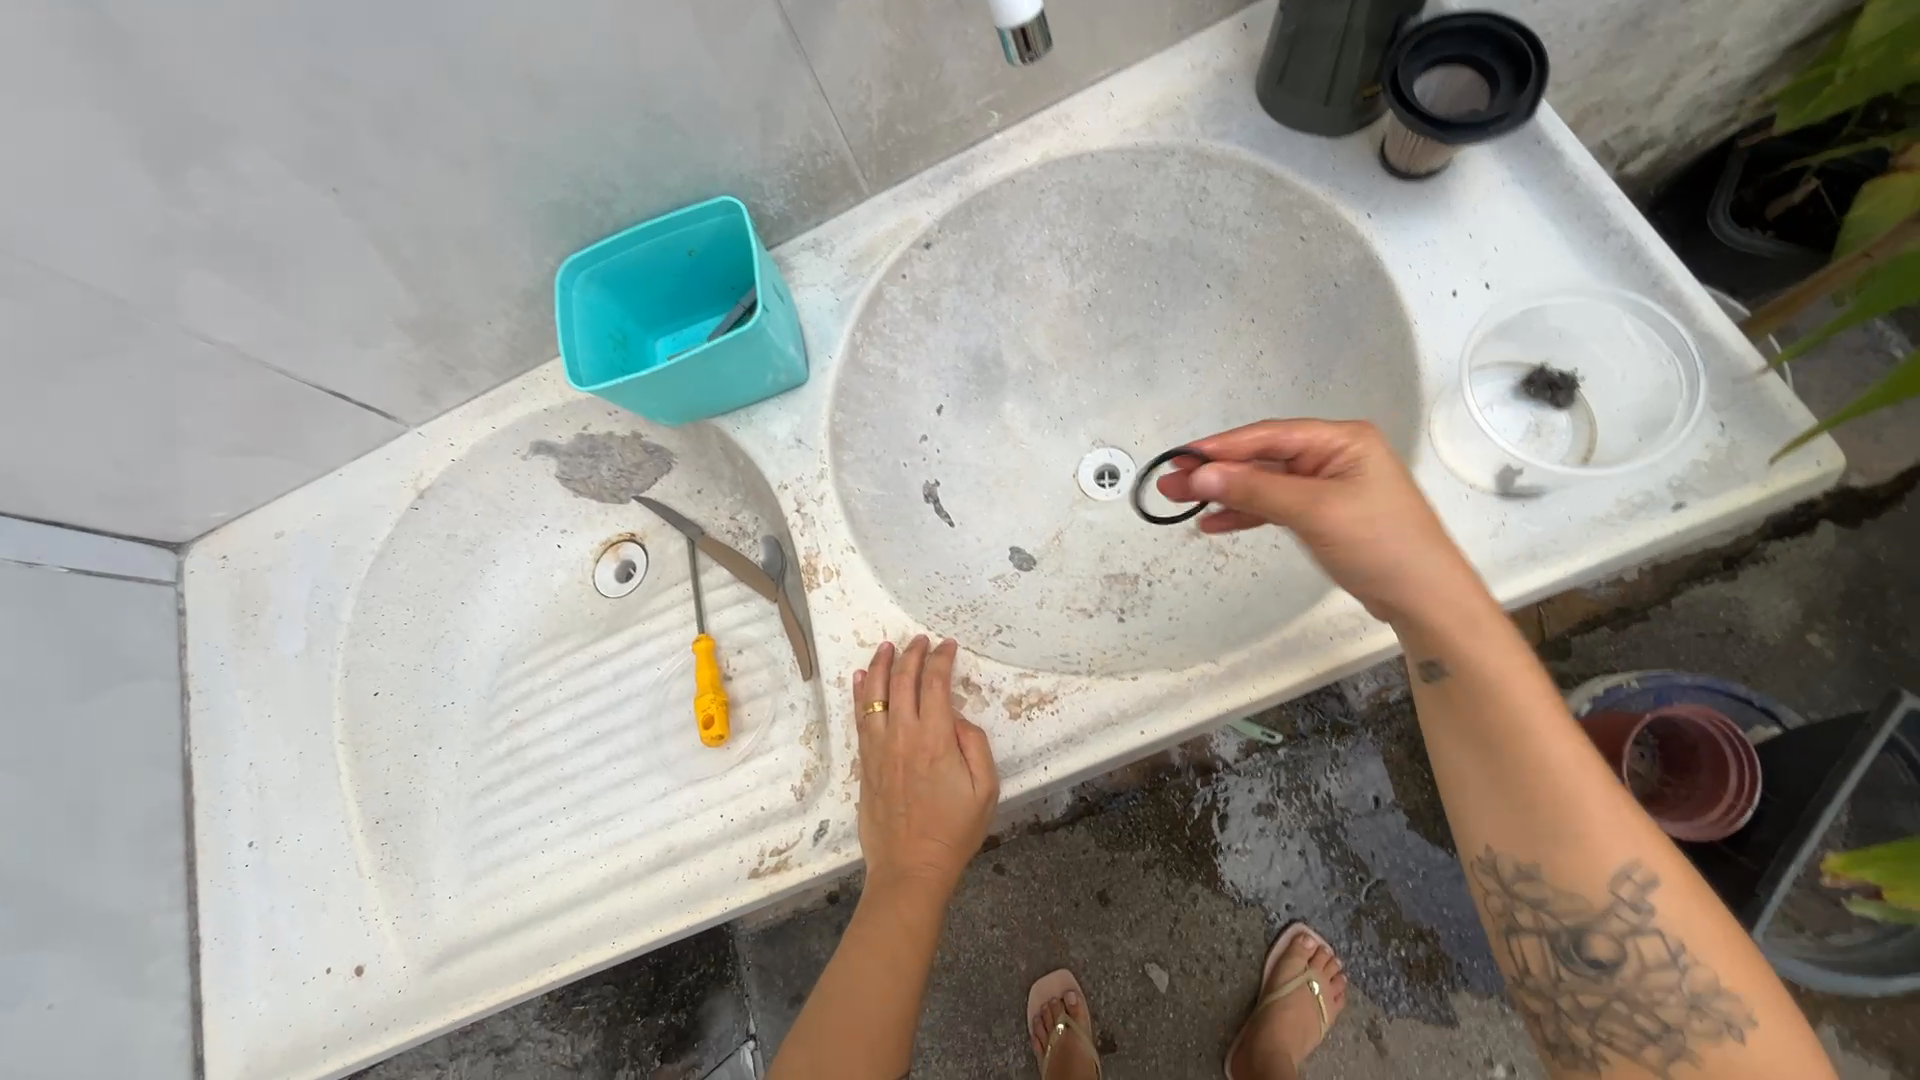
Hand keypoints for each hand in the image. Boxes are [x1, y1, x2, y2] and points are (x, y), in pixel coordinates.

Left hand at [853, 636, 999, 899]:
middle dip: (913, 654)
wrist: (910, 868)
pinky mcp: (865, 762)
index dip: (941, 659)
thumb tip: (957, 718)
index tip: (948, 646)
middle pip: (903, 681)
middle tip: (921, 639)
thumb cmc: (954, 831)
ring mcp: (879, 747)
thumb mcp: (985, 789)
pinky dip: (860, 693)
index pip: (935, 683)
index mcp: (935, 739)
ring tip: (888, 645)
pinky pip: (860, 717)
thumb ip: (975, 745)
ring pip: (876, 693)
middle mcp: (902, 735)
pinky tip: (862, 677)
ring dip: (882, 665)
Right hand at [1156, 419, 1482, 626]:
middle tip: (1170, 481)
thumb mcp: (1314, 511)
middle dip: (1216, 471)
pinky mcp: (1320, 515)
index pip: (1268, 436)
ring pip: (1262, 483)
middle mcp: (1331, 456)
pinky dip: (1243, 514)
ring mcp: (1326, 486)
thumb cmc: (1381, 544)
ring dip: (1224, 493)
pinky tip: (1213, 522)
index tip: (1181, 456)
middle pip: (1261, 458)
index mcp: (1340, 441)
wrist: (1422, 596)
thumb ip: (1255, 490)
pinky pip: (1272, 507)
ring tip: (1180, 501)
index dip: (1221, 446)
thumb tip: (1200, 475)